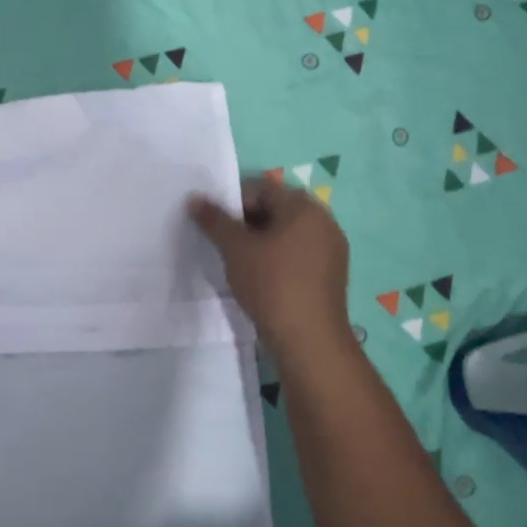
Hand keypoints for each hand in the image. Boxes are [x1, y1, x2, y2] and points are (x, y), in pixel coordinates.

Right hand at [189, 178, 349, 351]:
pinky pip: (298, 253)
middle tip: (223, 242)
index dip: (233, 202)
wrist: (309, 338)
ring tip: (239, 261)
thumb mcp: (234, 248)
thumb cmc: (271, 283)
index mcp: (304, 207)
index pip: (261, 189)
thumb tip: (195, 198)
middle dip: (246, 222)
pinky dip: (277, 258)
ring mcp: (331, 249)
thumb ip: (214, 220)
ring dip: (261, 241)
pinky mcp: (330, 274)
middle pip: (276, 209)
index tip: (215, 225)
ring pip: (286, 233)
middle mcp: (324, 222)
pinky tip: (261, 278)